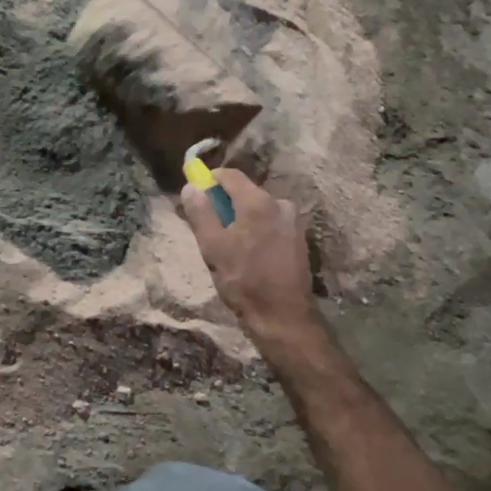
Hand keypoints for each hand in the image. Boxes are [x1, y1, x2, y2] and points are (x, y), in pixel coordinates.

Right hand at [179, 168, 321, 352]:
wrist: (283, 316)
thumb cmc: (244, 280)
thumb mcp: (213, 247)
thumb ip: (201, 213)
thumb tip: (190, 187)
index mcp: (258, 201)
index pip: (230, 175)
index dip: (211, 179)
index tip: (198, 192)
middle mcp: (280, 203)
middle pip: (246, 192)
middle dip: (226, 203)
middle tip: (210, 226)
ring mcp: (293, 221)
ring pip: (260, 209)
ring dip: (243, 219)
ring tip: (230, 246)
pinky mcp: (299, 238)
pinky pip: (272, 223)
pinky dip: (258, 230)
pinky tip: (250, 254)